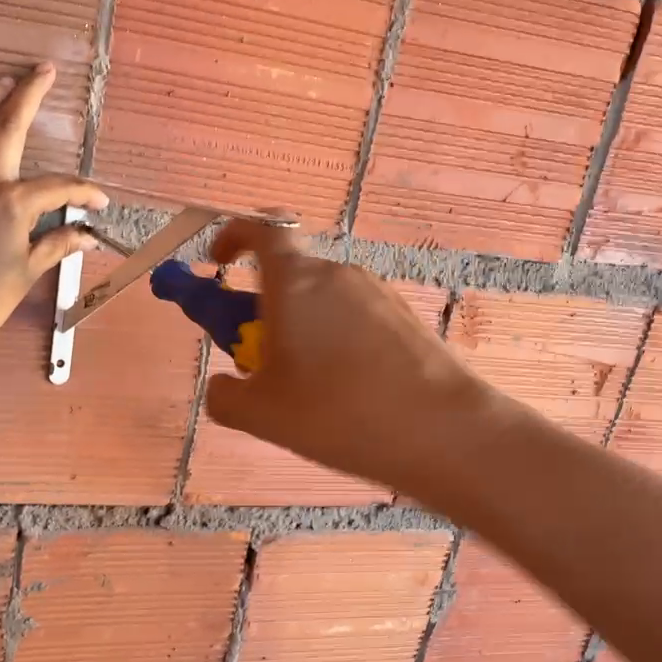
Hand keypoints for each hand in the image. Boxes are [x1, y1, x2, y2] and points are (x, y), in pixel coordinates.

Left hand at [0, 63, 107, 355]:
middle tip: (44, 70)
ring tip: (1, 79)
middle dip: (29, 93)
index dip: (84, 190)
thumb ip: (60, 243)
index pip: (58, 185)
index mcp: (14, 203)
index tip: (100, 199)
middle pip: (9, 127)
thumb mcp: (31, 269)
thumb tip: (88, 236)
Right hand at [201, 220, 509, 494]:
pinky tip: (343, 395)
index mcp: (294, 282)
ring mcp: (377, 294)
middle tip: (257, 362)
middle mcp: (336, 275)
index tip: (218, 262)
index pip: (260, 227)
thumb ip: (223, 395)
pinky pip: (352, 319)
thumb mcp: (258, 414)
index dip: (233, 235)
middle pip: (288, 274)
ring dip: (298, 330)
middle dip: (262, 309)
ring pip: (319, 301)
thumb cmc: (335, 413)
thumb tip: (222, 385)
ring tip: (303, 390)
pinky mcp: (405, 318)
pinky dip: (333, 343)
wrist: (444, 433)